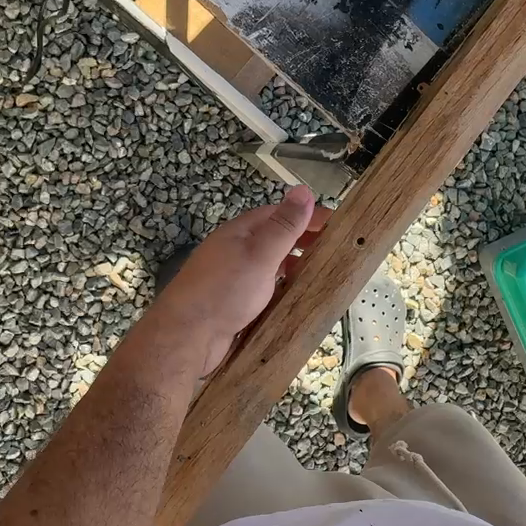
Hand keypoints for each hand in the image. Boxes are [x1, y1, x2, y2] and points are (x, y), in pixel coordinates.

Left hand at [145, 186, 326, 377]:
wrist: (188, 336)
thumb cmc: (225, 289)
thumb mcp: (260, 253)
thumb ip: (284, 225)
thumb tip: (303, 190)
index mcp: (240, 232)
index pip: (279, 214)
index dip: (308, 216)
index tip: (338, 223)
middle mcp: (235, 251)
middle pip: (275, 240)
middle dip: (304, 242)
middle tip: (337, 251)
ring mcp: (234, 280)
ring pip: (271, 268)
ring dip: (295, 269)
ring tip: (323, 276)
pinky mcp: (234, 305)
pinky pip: (264, 292)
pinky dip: (282, 292)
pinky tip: (297, 301)